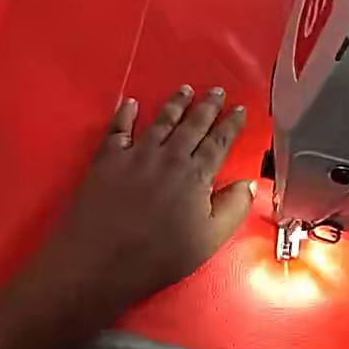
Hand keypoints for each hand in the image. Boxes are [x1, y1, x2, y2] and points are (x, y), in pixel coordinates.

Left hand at [18, 86, 255, 324]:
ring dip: (175, 103)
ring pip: (161, 121)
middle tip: (217, 90)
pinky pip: (118, 127)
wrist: (99, 259)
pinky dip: (125, 112)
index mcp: (194, 175)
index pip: (218, 142)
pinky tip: (130, 102)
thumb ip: (231, 209)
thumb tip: (248, 182)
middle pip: (192, 125)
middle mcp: (168, 156)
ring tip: (185, 89)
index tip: (240, 108)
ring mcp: (136, 153)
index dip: (231, 124)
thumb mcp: (206, 241)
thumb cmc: (157, 257)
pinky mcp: (108, 156)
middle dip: (207, 106)